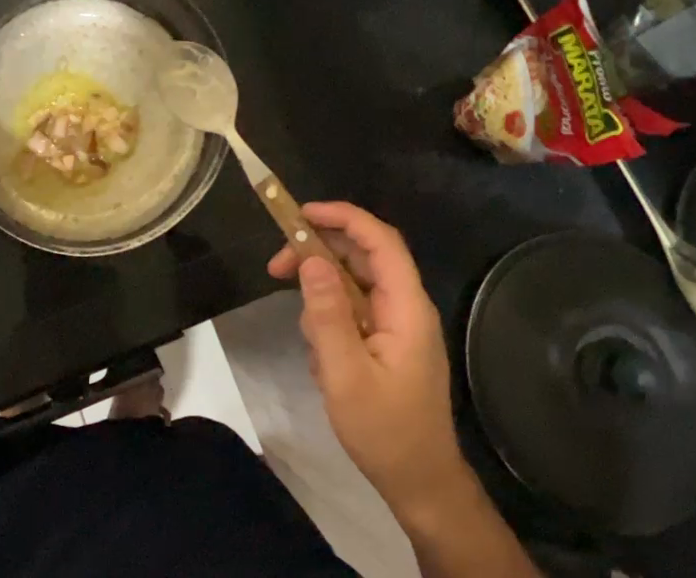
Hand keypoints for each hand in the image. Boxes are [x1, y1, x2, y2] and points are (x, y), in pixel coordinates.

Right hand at [267, 202, 469, 519]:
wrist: (420, 482)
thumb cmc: (384, 430)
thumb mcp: (344, 373)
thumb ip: (327, 314)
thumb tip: (309, 260)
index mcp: (406, 307)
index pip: (379, 241)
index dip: (342, 217)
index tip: (299, 214)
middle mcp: (405, 307)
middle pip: (361, 257)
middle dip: (317, 255)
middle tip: (275, 267)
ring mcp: (397, 325)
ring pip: (352, 285)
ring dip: (321, 297)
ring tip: (309, 339)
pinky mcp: (387, 342)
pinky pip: (353, 312)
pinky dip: (330, 323)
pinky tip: (322, 359)